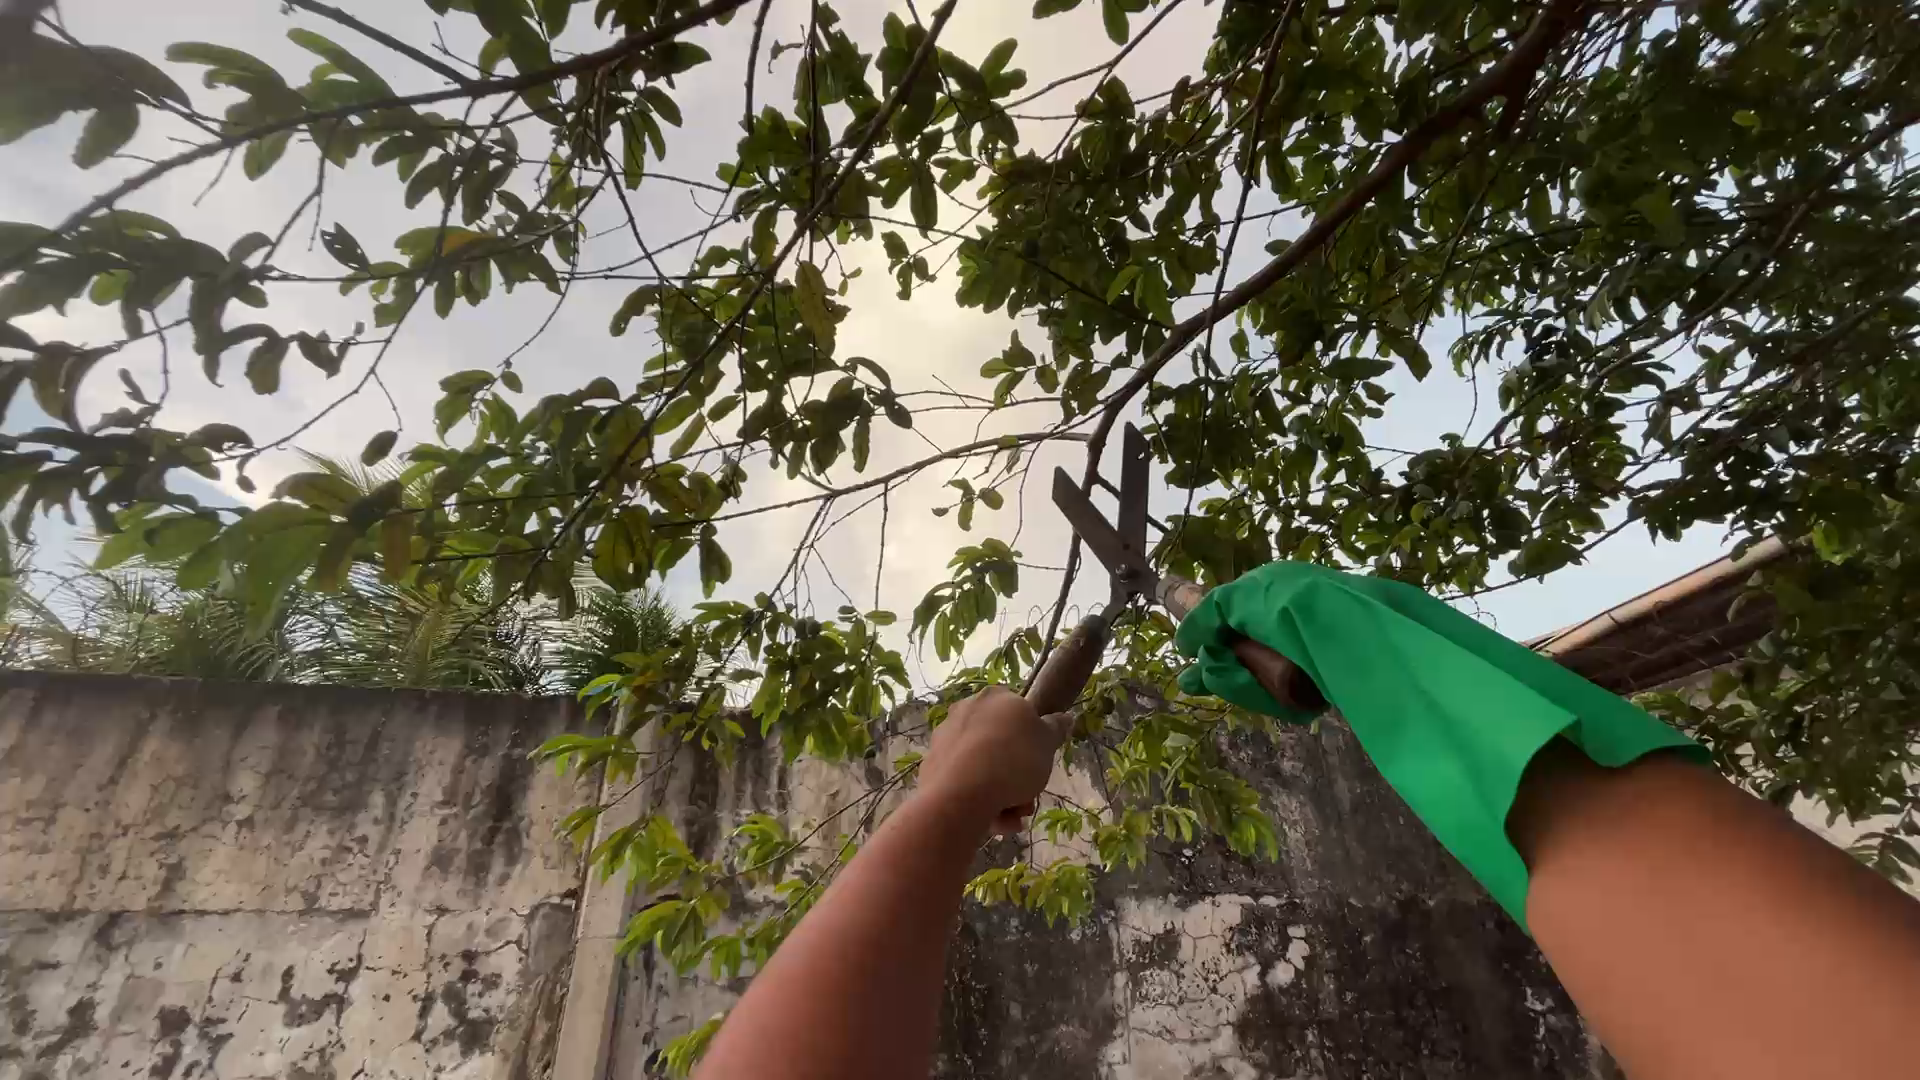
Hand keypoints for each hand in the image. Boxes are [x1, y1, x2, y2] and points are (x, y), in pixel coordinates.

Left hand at [918, 686, 1070, 834]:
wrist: (961, 792)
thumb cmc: (1014, 759)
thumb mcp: (1047, 743)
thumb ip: (1056, 728)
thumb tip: (1065, 716)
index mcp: (995, 698)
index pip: (1018, 712)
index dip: (1032, 740)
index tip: (1039, 763)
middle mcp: (966, 710)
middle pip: (1001, 744)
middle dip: (1017, 775)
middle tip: (1028, 797)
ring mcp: (946, 737)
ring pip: (983, 766)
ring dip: (1002, 793)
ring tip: (1011, 817)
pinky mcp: (932, 764)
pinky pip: (964, 781)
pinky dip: (978, 799)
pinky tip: (991, 820)